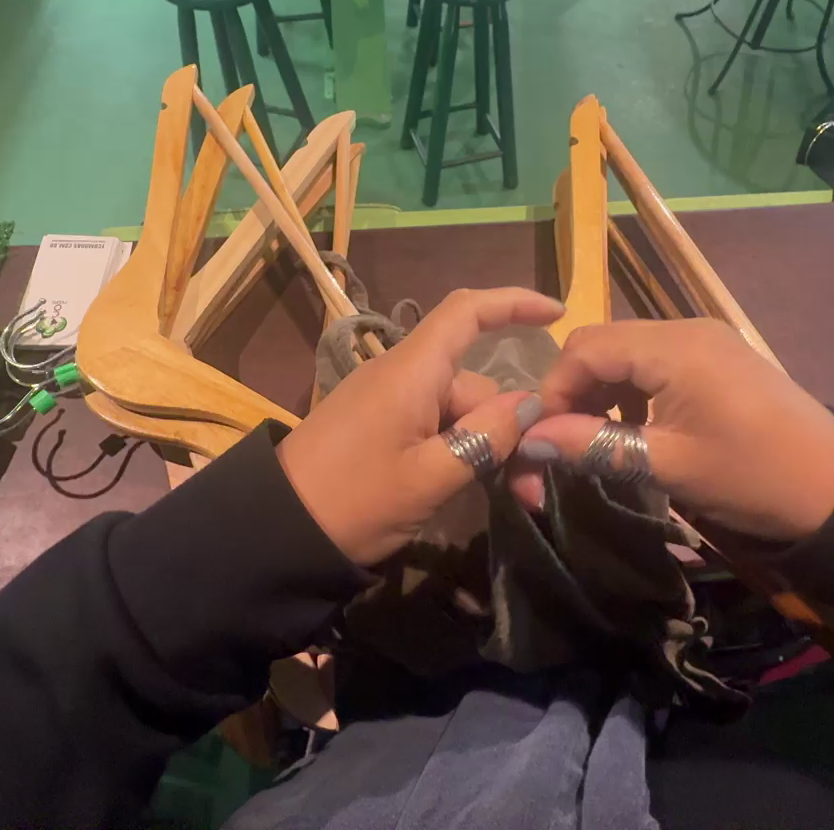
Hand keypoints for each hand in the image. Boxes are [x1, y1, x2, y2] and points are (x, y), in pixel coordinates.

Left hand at [277, 287, 563, 565]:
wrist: (275, 532)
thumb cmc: (352, 500)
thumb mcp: (428, 478)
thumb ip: (484, 439)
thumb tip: (531, 405)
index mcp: (412, 371)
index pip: (466, 311)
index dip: (513, 302)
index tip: (558, 314)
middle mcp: (404, 375)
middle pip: (476, 380)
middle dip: (513, 424)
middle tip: (536, 482)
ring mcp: (391, 401)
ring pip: (460, 410)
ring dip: (490, 447)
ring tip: (515, 496)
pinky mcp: (382, 426)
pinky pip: (437, 425)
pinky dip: (463, 451)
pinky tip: (479, 486)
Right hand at [515, 319, 833, 541]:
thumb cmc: (752, 477)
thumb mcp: (668, 465)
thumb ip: (594, 445)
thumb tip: (530, 440)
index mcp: (674, 347)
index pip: (584, 348)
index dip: (554, 391)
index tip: (543, 439)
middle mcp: (683, 328)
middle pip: (601, 342)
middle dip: (573, 388)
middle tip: (566, 440)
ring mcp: (702, 338)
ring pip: (623, 350)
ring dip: (600, 389)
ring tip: (598, 438)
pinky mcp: (713, 355)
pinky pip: (651, 359)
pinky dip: (630, 388)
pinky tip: (634, 425)